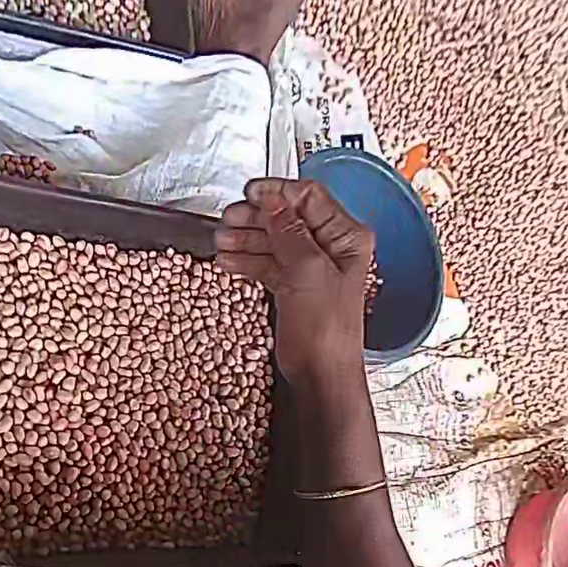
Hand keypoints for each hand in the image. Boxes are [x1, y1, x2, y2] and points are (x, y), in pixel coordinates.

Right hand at [214, 178, 373, 384]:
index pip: (309, 198)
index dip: (277, 192)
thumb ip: (289, 233)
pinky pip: (267, 266)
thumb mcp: (308, 271)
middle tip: (228, 219)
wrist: (321, 374)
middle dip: (256, 217)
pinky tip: (228, 260)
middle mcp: (330, 250)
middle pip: (287, 219)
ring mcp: (310, 271)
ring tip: (222, 240)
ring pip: (273, 243)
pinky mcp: (293, 291)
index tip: (249, 192)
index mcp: (345, 238)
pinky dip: (248, 261)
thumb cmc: (326, 331)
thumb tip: (273, 203)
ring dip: (246, 239)